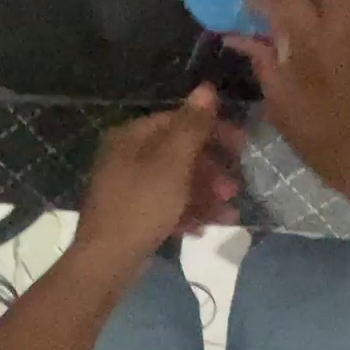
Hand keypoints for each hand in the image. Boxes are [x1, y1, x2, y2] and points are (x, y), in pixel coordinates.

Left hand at [72, 84, 243, 265]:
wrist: (106, 262)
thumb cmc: (141, 205)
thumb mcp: (172, 163)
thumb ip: (192, 126)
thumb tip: (206, 88)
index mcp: (131, 136)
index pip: (178, 121)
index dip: (213, 131)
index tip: (242, 148)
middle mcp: (125, 156)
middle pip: (178, 154)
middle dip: (211, 171)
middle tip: (234, 189)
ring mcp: (126, 187)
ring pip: (175, 183)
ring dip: (204, 195)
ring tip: (228, 214)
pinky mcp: (130, 215)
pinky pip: (165, 206)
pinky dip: (186, 213)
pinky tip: (203, 229)